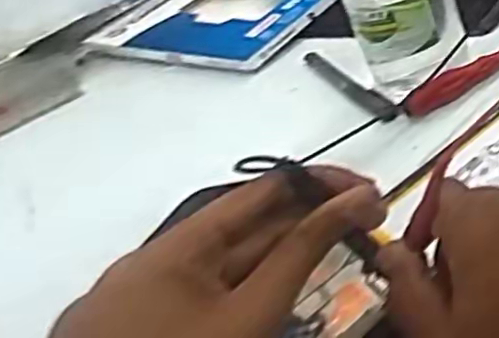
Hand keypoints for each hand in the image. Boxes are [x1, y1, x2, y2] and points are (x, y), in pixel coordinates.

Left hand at [52, 168, 384, 337]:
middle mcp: (141, 272)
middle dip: (309, 223)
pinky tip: (280, 298)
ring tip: (336, 258)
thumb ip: (308, 246)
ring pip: (225, 266)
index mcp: (166, 252)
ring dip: (284, 258)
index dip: (324, 183)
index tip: (370, 195)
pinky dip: (248, 291)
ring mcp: (128, 313)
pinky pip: (202, 300)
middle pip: (245, 227)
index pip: (264, 189)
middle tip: (366, 227)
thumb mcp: (254, 314)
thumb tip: (361, 196)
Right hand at [379, 180, 498, 337]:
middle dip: (462, 236)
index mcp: (479, 216)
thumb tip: (391, 256)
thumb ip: (407, 286)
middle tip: (461, 288)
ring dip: (496, 232)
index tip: (422, 259)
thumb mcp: (441, 329)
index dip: (426, 227)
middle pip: (474, 201)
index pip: (440, 194)